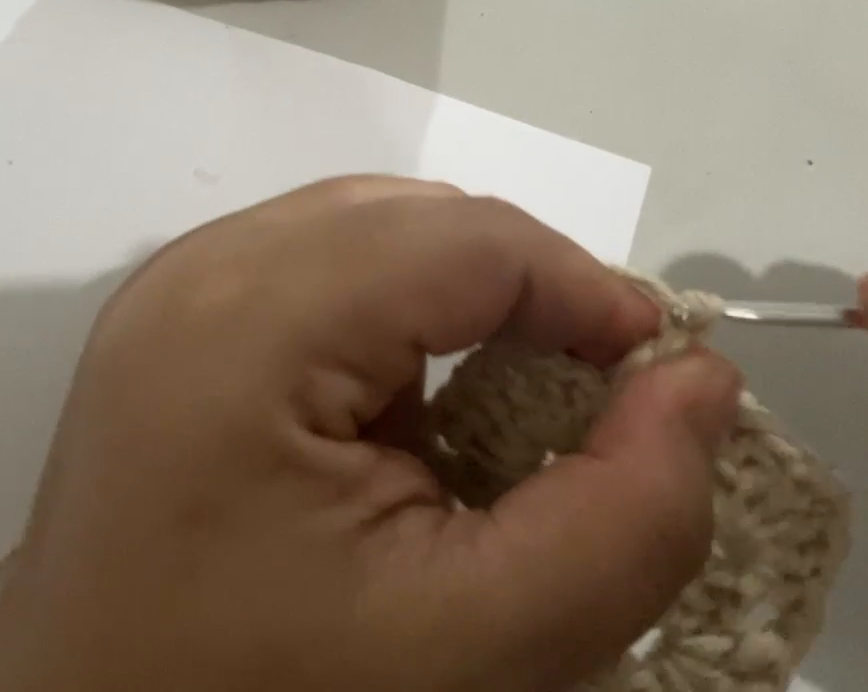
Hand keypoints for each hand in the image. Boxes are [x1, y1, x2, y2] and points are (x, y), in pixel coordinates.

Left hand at [0, 177, 740, 691]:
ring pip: (369, 230)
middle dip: (523, 288)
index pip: (466, 239)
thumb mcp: (477, 648)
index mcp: (251, 323)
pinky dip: (390, 309)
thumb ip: (622, 517)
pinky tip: (405, 398)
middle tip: (585, 391)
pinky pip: (316, 265)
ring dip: (458, 294)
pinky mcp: (174, 312)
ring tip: (501, 396)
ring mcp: (176, 283)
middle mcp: (202, 269)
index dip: (585, 291)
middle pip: (415, 218)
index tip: (655, 375)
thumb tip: (693, 381)